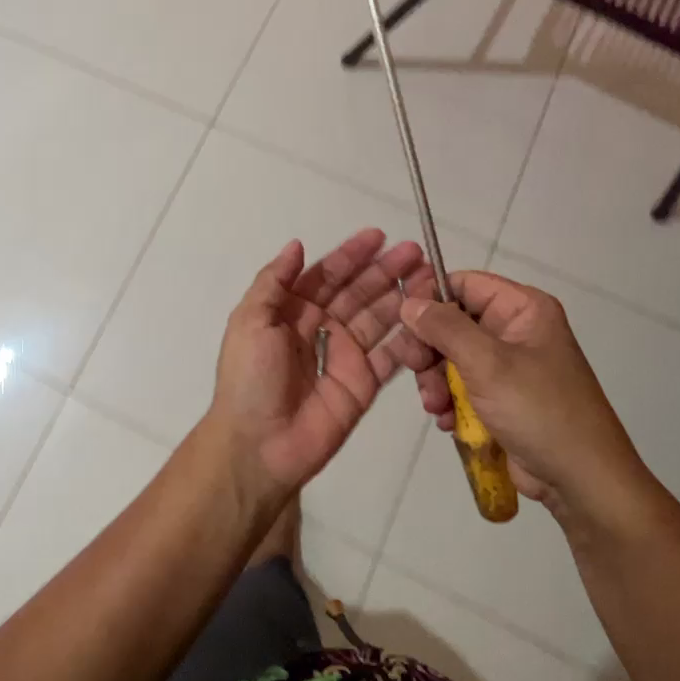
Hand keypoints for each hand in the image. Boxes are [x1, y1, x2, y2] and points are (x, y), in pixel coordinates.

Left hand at [207, 230, 438, 496]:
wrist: (259, 444)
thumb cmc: (249, 378)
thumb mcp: (250, 322)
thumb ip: (273, 282)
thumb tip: (297, 244)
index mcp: (291, 311)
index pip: (326, 275)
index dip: (351, 255)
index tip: (379, 235)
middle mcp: (320, 328)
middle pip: (357, 292)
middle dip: (385, 271)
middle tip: (416, 252)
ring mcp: (344, 356)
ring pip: (378, 318)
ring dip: (402, 298)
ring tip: (430, 277)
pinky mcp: (364, 384)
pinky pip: (390, 356)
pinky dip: (409, 337)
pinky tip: (429, 317)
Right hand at [398, 272, 659, 529]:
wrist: (581, 480)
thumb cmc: (540, 411)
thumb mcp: (488, 363)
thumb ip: (444, 327)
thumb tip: (408, 302)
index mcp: (523, 309)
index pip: (463, 284)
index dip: (429, 297)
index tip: (401, 320)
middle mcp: (515, 331)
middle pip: (451, 322)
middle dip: (429, 348)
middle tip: (415, 369)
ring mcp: (507, 366)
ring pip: (450, 357)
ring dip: (435, 381)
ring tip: (435, 406)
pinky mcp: (500, 398)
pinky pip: (460, 387)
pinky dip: (448, 401)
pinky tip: (447, 420)